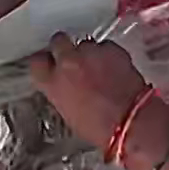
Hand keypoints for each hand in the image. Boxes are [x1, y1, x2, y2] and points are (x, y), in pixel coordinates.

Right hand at [27, 33, 153, 150]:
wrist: (132, 123)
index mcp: (52, 82)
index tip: (49, 64)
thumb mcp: (67, 112)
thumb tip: (62, 83)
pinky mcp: (111, 48)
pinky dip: (108, 54)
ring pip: (84, 43)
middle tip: (73, 60)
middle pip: (58, 41)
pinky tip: (114, 68)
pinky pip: (105, 46)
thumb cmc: (100, 128)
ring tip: (99, 68)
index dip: (44, 62)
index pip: (36, 61)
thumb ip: (59, 90)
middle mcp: (67, 61)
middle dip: (64, 47)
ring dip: (89, 53)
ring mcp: (89, 52)